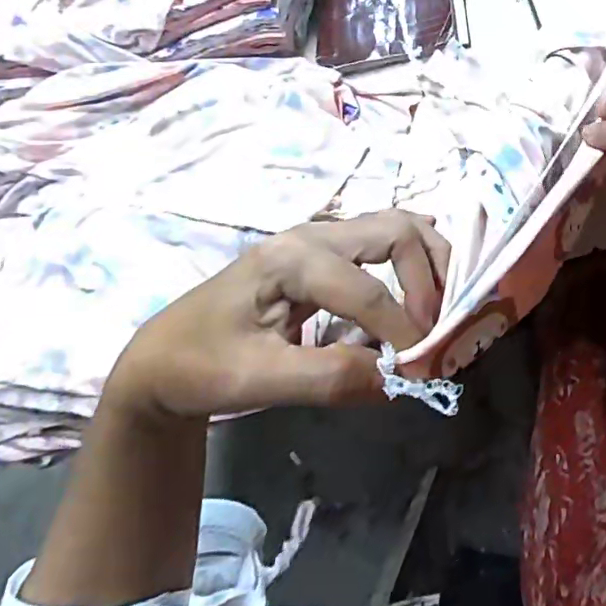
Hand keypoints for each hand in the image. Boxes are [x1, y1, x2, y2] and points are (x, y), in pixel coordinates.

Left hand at [106, 210, 449, 420]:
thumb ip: (328, 379)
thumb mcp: (256, 380)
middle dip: (429, 276)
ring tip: (443, 304)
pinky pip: (385, 237)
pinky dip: (416, 255)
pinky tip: (429, 276)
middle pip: (395, 231)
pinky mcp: (326, 251)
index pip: (366, 290)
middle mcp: (312, 235)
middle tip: (440, 325)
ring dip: (429, 260)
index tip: (421, 369)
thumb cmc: (202, 366)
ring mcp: (320, 237)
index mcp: (291, 259)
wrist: (163, 355)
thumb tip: (396, 379)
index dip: (402, 329)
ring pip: (395, 225)